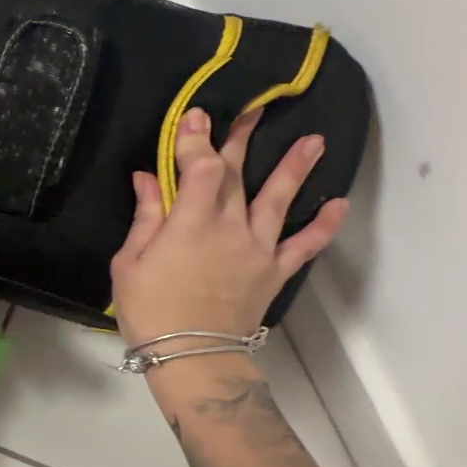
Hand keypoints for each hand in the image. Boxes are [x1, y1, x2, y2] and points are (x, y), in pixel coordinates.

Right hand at [111, 107, 348, 345]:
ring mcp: (258, 248)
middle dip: (238, 142)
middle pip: (236, 176)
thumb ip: (145, 218)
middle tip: (251, 112)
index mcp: (189, 224)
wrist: (191, 354)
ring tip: (313, 140)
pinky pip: (304, 245)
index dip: (196, 141)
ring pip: (278, 200)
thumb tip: (147, 179)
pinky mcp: (275, 271)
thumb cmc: (148, 308)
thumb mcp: (129, 263)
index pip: (198, 170)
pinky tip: (337, 204)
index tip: (196, 116)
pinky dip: (323, 225)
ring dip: (294, 168)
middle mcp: (229, 227)